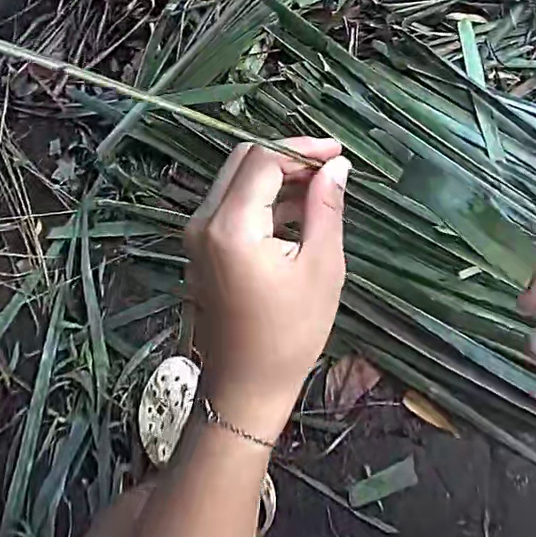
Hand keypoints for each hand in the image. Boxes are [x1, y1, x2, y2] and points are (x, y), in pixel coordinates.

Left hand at [184, 137, 350, 443]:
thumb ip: (326, 208)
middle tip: (329, 167)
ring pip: (237, 179)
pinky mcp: (202, 246)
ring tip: (320, 187)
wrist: (245, 388)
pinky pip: (232, 202)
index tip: (337, 152)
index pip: (265, 159)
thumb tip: (337, 166)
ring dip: (277, 175)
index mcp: (232, 227)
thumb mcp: (321, 267)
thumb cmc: (290, 334)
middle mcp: (205, 222)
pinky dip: (263, 196)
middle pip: (245, 160)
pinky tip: (297, 210)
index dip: (303, 149)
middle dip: (289, 156)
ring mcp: (198, 234)